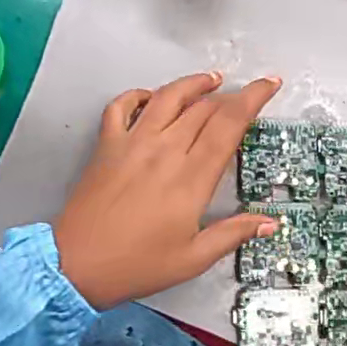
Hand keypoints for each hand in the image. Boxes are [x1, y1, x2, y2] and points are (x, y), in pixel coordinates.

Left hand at [55, 71, 281, 309]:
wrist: (78, 264)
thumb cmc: (135, 265)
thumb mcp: (193, 258)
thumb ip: (233, 234)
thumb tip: (268, 223)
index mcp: (191, 178)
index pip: (229, 124)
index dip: (252, 99)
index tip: (267, 86)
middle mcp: (163, 152)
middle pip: (204, 108)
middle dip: (230, 95)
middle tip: (244, 96)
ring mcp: (132, 145)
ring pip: (167, 97)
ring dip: (192, 84)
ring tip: (210, 80)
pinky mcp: (106, 147)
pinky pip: (121, 107)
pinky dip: (137, 95)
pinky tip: (150, 97)